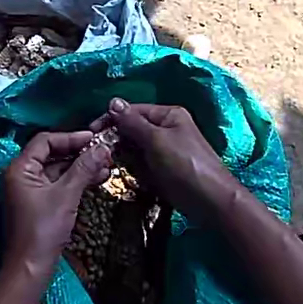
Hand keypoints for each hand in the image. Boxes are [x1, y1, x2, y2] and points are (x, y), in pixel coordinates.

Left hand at [2, 130, 113, 275]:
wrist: (31, 268)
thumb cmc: (43, 229)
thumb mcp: (66, 195)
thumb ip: (84, 168)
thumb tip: (103, 146)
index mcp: (21, 168)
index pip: (46, 141)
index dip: (71, 137)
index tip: (94, 139)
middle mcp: (23, 175)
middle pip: (53, 153)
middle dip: (80, 153)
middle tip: (104, 152)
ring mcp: (31, 190)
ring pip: (59, 169)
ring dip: (82, 167)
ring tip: (106, 166)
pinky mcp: (40, 202)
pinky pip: (60, 183)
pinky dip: (77, 180)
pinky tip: (97, 179)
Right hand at [94, 98, 241, 221]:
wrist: (211, 201)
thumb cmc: (185, 165)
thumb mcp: (156, 140)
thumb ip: (133, 122)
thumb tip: (112, 101)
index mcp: (168, 115)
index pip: (133, 111)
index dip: (111, 119)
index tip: (90, 133)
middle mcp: (167, 129)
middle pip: (133, 130)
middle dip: (116, 140)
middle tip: (97, 154)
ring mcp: (166, 151)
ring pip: (135, 149)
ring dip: (124, 158)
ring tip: (110, 167)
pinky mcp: (164, 170)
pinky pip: (142, 165)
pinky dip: (134, 170)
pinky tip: (127, 177)